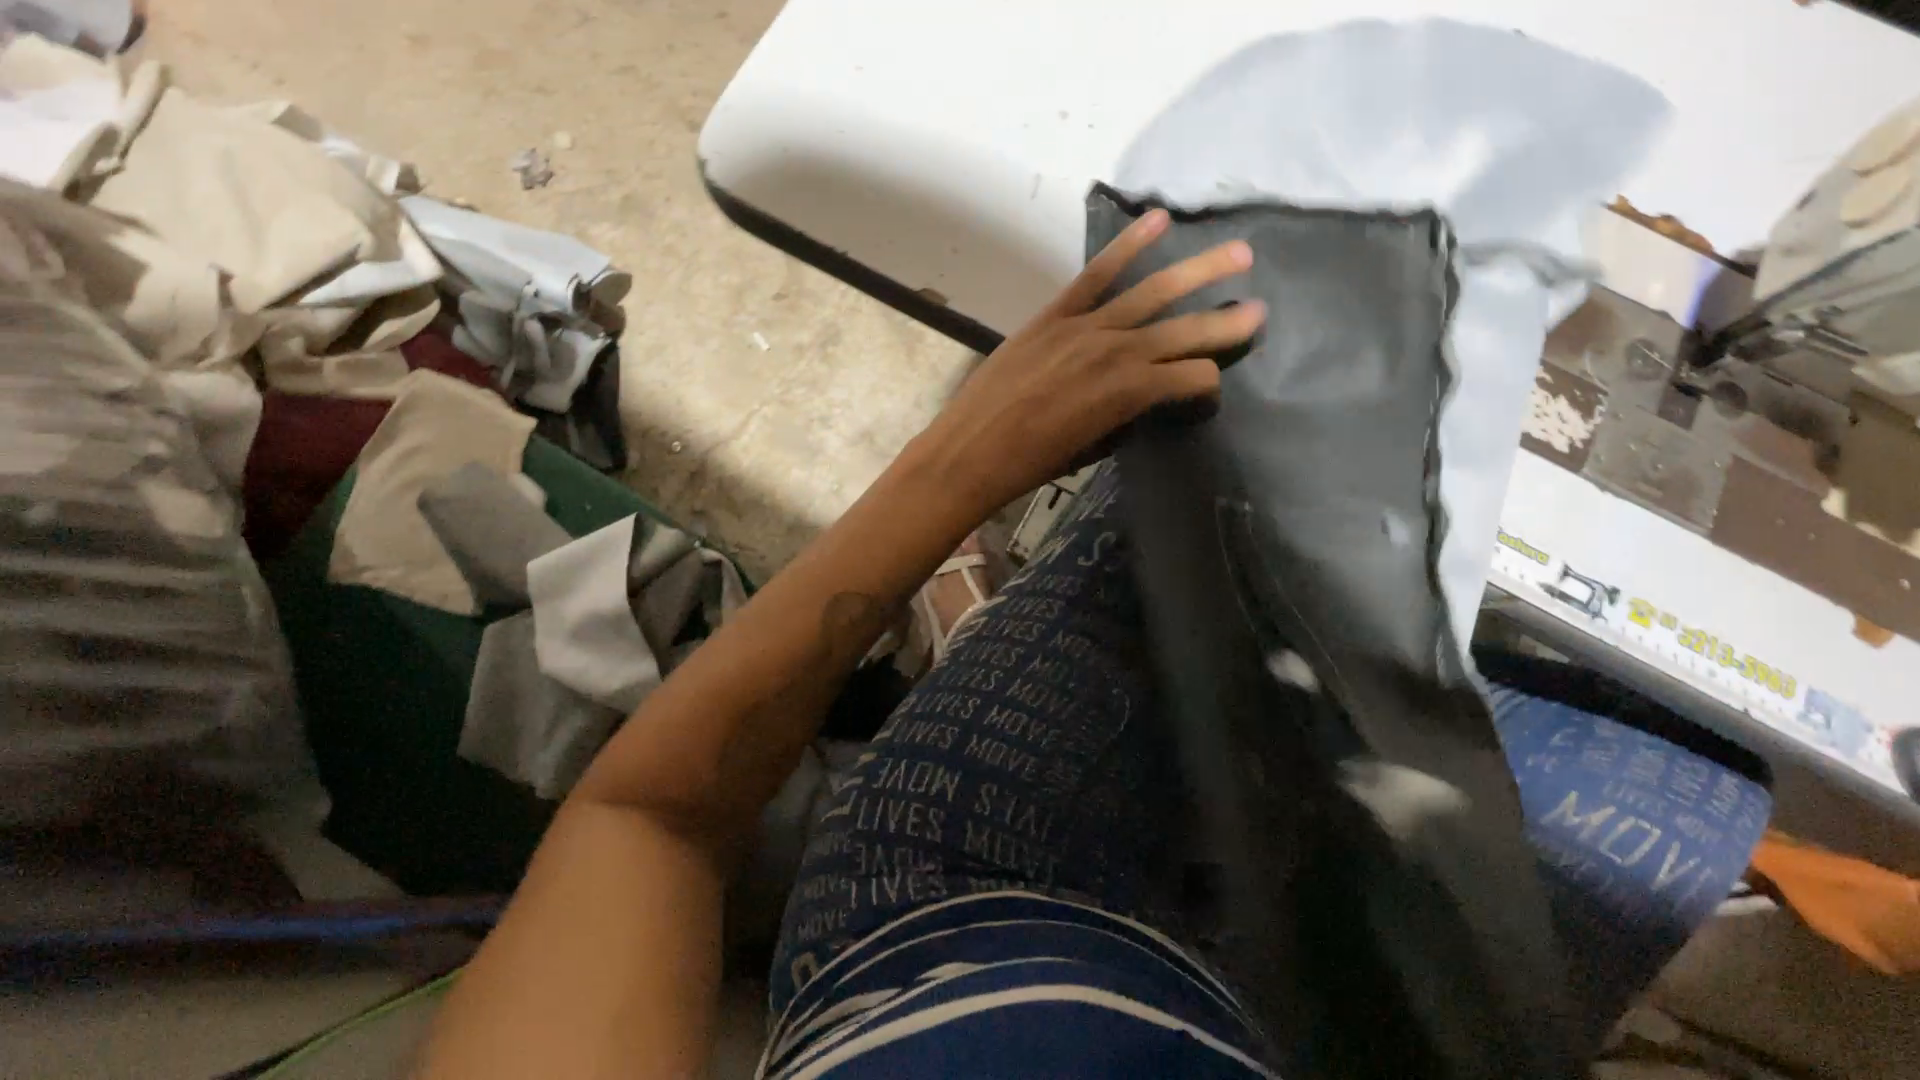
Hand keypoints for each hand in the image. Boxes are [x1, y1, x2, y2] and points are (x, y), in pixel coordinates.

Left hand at [911, 208, 1265, 518]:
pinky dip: (1128, 245)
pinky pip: (1097, 274)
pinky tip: (1158, 221)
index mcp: (1132, 394)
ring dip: (1200, 271)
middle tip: (1262, 312)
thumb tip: (1151, 398)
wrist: (971, 450)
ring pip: (1154, 292)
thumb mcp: (1095, 446)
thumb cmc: (1033, 463)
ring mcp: (1086, 326)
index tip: (1203, 396)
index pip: (1194, 377)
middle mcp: (1119, 352)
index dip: (1206, 387)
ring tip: (1241, 253)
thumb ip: (1128, 415)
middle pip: (1186, 332)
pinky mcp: (1055, 313)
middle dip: (1228, 323)